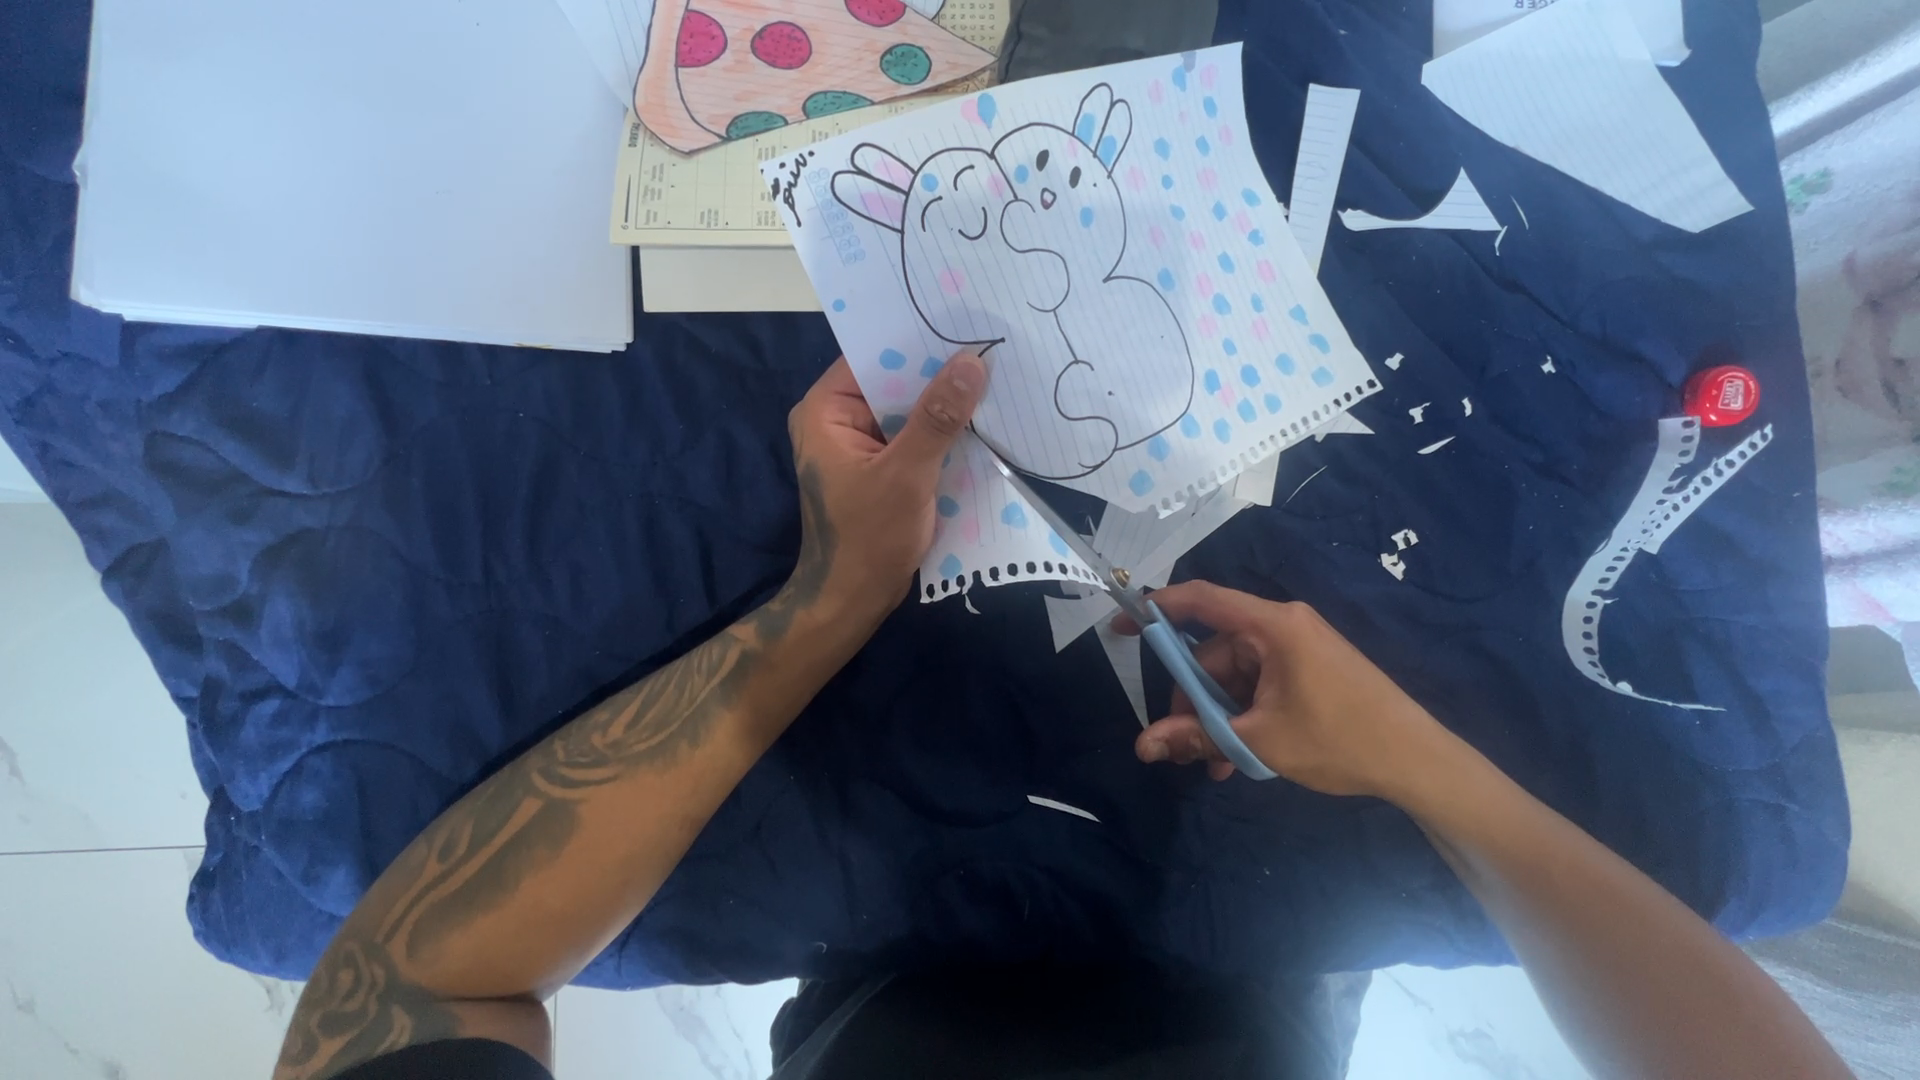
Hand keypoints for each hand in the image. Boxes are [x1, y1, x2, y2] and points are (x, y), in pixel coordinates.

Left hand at [786, 353, 985, 621]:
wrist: (852, 601)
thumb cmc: (868, 539)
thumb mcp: (906, 475)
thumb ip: (938, 418)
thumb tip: (972, 362)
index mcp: (825, 411)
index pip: (872, 357)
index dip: (915, 340)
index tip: (963, 322)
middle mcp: (837, 421)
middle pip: (892, 382)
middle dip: (937, 372)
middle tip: (989, 344)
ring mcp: (859, 446)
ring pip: (907, 410)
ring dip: (943, 403)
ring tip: (994, 374)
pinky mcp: (880, 468)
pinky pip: (912, 437)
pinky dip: (941, 433)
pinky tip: (980, 420)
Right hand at [1114, 581, 1445, 796]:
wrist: (1421, 762)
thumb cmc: (1340, 739)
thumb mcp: (1259, 741)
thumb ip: (1195, 736)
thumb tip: (1142, 747)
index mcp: (1271, 626)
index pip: (1199, 599)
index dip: (1155, 608)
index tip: (1121, 627)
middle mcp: (1281, 627)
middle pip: (1213, 653)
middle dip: (1193, 700)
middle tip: (1180, 744)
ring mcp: (1296, 649)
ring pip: (1234, 677)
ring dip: (1219, 718)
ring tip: (1216, 764)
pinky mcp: (1307, 670)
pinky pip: (1258, 686)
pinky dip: (1243, 716)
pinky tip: (1238, 757)